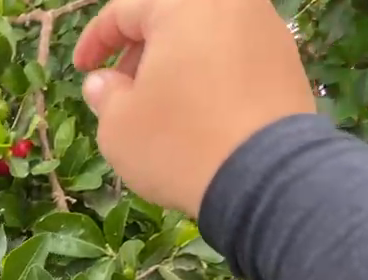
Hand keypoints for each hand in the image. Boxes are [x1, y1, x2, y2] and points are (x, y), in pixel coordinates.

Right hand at [73, 0, 316, 215]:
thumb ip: (105, 95)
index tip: (82, 70)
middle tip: (121, 92)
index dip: (96, 40)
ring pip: (203, 36)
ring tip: (158, 108)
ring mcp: (264, 25)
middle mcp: (228, 0)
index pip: (125, 9)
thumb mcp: (118, 126)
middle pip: (170, 16)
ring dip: (173, 65)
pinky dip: (206, 76)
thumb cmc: (177, 142)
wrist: (260, 174)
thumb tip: (102, 82)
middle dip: (138, 52)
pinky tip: (194, 115)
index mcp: (182, 2)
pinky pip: (231, 57)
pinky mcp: (285, 58)